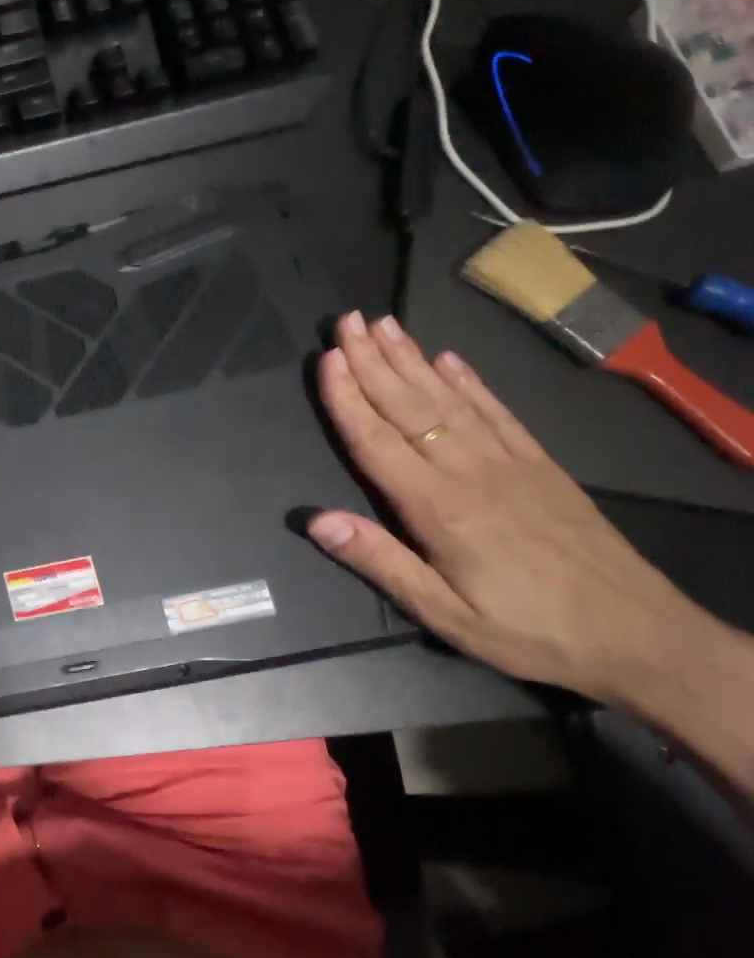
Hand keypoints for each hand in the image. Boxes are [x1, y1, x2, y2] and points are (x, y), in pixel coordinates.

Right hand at [306, 312, 729, 701]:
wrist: (641, 637)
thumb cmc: (528, 631)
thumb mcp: (442, 613)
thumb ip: (379, 561)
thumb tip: (316, 520)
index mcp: (438, 508)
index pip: (377, 441)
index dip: (347, 398)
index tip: (326, 358)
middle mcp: (471, 472)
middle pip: (411, 407)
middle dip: (374, 361)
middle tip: (347, 321)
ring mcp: (511, 464)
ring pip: (451, 400)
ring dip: (414, 360)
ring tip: (386, 325)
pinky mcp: (541, 468)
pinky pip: (498, 414)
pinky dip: (472, 383)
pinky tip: (450, 360)